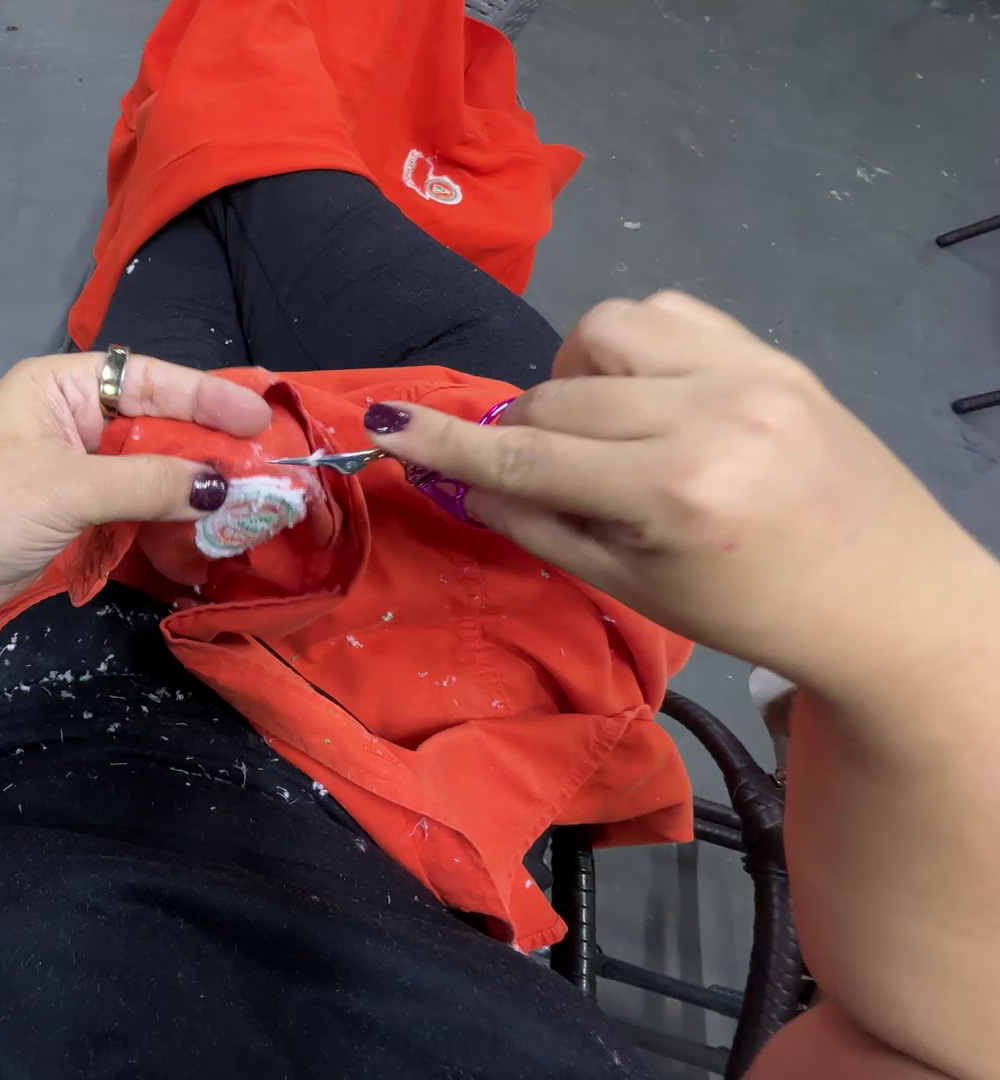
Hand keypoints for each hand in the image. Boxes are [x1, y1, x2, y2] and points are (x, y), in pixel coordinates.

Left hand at [0, 352, 271, 627]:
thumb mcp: (64, 488)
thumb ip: (146, 483)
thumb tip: (221, 485)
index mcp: (60, 386)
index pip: (147, 379)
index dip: (206, 396)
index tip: (260, 418)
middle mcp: (70, 417)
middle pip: (154, 423)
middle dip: (206, 446)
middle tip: (267, 467)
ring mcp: (72, 465)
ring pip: (146, 467)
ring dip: (189, 485)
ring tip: (248, 499)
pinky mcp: (72, 508)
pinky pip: (130, 502)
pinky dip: (163, 513)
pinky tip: (202, 523)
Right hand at [362, 291, 998, 700]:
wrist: (891, 598)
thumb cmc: (740, 607)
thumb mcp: (617, 580)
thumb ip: (528, 520)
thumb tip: (460, 477)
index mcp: (672, 491)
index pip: (523, 454)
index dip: (442, 440)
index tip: (382, 424)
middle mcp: (713, 414)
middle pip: (551, 397)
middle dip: (521, 431)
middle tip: (548, 472)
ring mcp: (752, 372)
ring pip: (600, 331)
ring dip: (571, 379)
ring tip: (603, 423)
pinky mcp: (774, 353)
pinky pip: (663, 312)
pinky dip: (625, 347)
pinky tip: (644, 391)